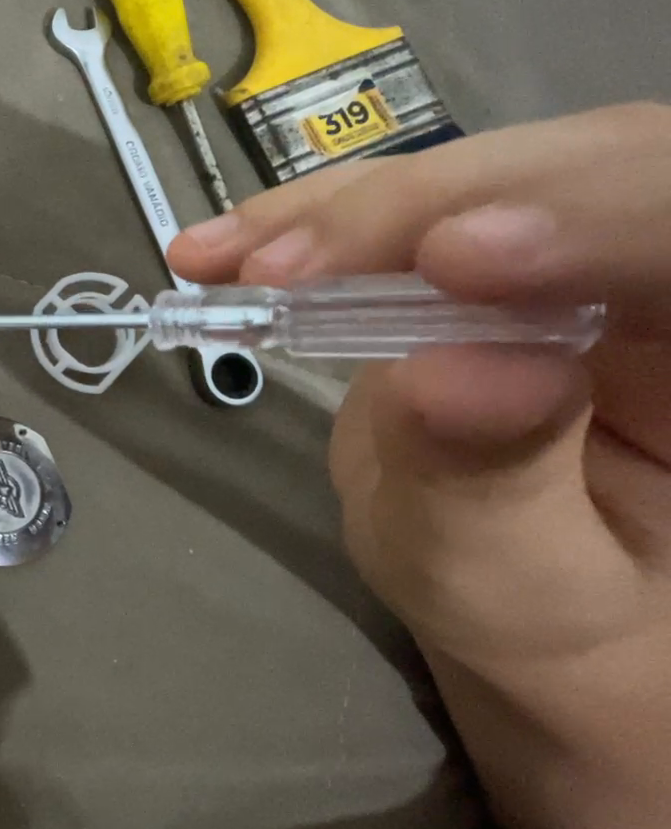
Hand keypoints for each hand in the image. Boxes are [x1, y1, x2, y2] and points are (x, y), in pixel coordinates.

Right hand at [169, 103, 670, 828]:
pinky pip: (419, 211)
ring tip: (223, 258)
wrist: (557, 651)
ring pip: (492, 173)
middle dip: (414, 211)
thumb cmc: (575, 660)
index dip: (595, 216)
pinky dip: (315, 223)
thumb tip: (448, 365)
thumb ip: (492, 482)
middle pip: (589, 168)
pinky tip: (234, 246)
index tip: (449, 259)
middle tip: (273, 270)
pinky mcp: (511, 272)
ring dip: (340, 211)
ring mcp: (605, 263)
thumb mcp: (523, 595)